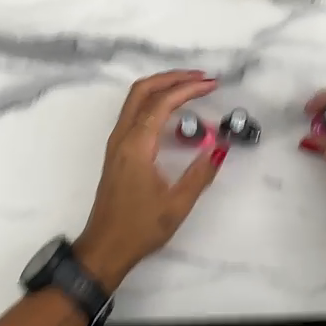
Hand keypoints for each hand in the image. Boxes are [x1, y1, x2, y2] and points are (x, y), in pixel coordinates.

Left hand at [74, 70, 226, 290]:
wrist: (105, 247)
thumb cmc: (140, 228)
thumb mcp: (177, 204)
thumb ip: (200, 173)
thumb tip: (220, 146)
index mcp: (136, 145)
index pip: (162, 103)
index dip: (188, 88)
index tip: (212, 84)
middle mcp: (122, 137)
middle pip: (143, 90)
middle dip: (172, 78)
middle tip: (201, 78)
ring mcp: (116, 142)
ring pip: (135, 99)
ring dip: (161, 86)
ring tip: (190, 86)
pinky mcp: (117, 150)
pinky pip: (133, 112)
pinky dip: (154, 100)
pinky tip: (172, 109)